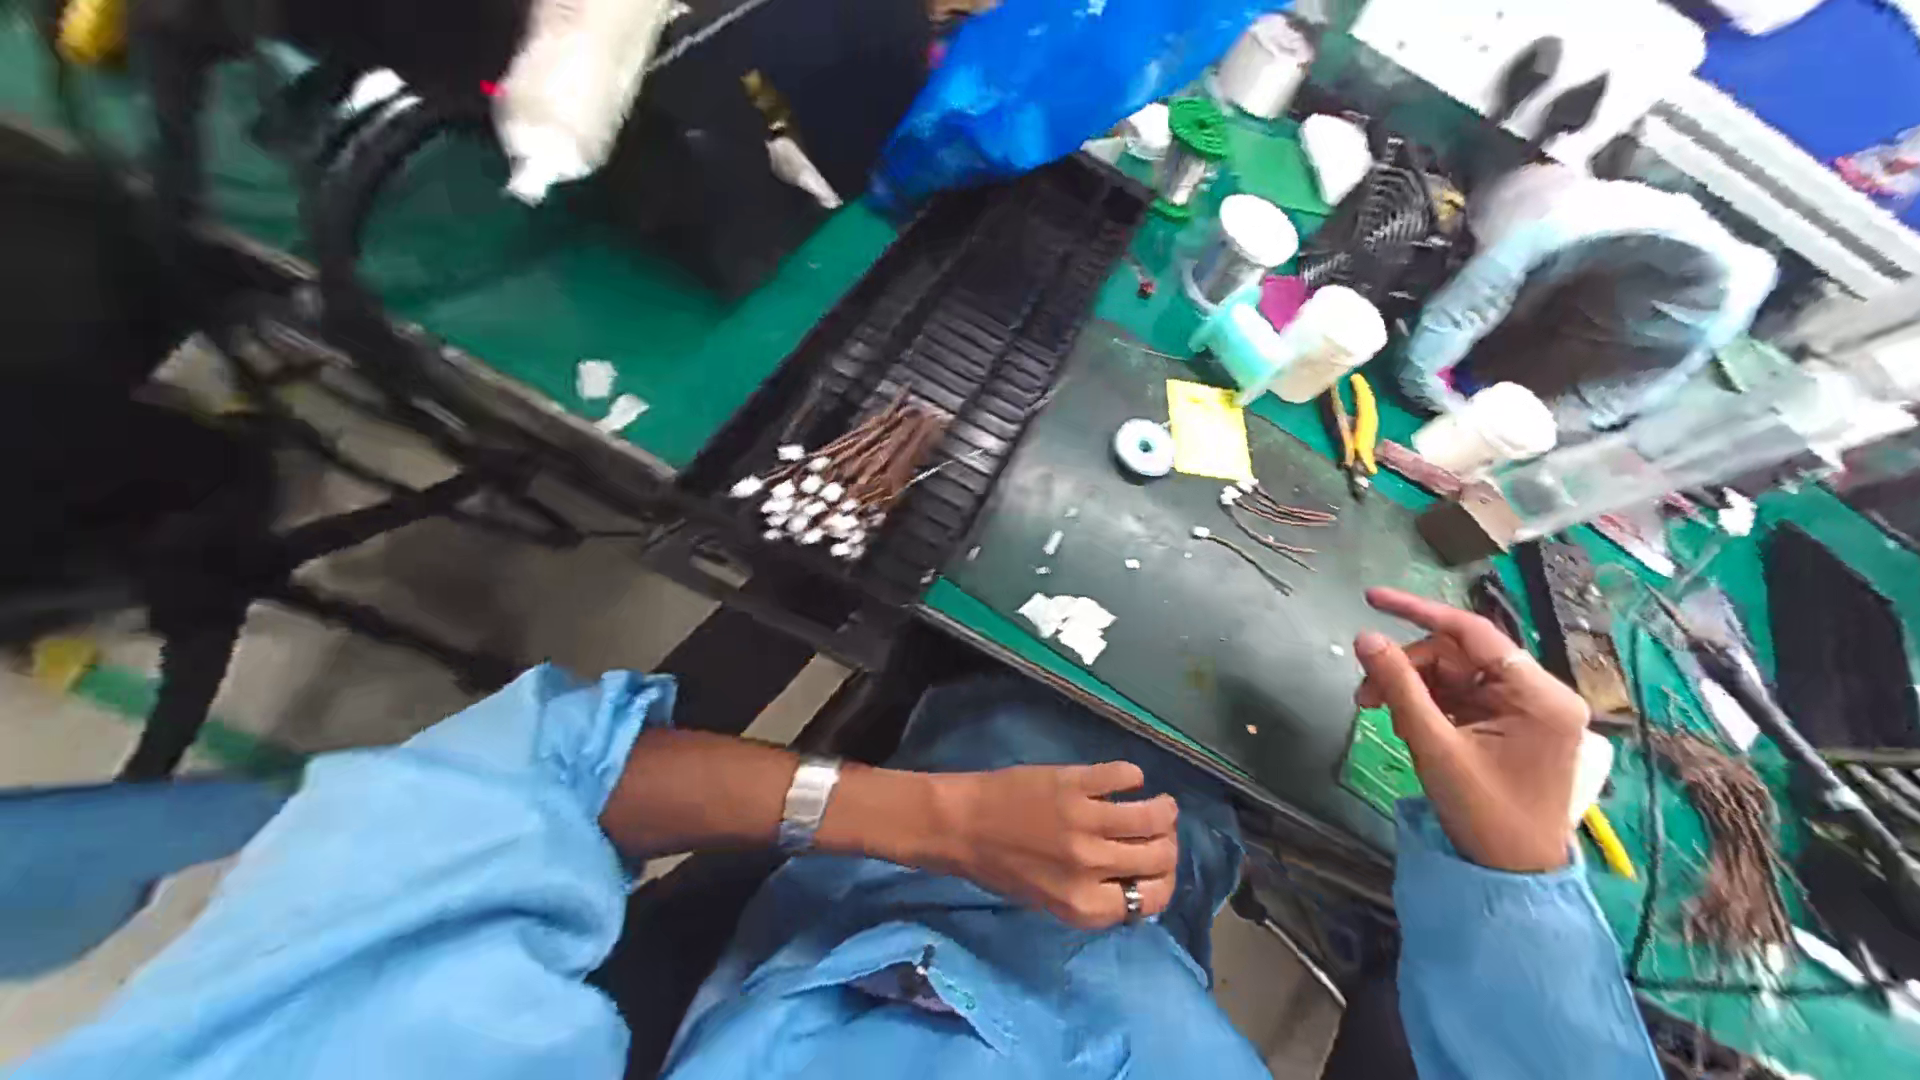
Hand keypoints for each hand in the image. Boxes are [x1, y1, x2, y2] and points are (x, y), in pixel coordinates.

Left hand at [931, 762, 1178, 929]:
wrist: (960, 823)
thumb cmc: (999, 866)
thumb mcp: (1048, 900)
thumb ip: (1093, 898)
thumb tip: (1136, 883)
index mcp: (1083, 905)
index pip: (1151, 900)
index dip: (1162, 882)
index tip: (1157, 866)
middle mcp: (1090, 867)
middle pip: (1160, 858)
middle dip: (1168, 845)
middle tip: (1159, 831)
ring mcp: (1083, 821)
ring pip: (1153, 817)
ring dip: (1164, 810)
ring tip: (1159, 803)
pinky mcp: (1073, 783)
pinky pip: (1122, 775)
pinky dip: (1132, 776)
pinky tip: (1126, 779)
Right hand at [1354, 587, 1590, 872]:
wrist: (1510, 871)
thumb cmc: (1483, 810)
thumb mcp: (1433, 744)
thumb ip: (1398, 685)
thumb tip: (1365, 636)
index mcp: (1538, 696)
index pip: (1472, 633)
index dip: (1417, 611)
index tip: (1370, 598)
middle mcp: (1536, 694)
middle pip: (1454, 654)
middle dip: (1405, 667)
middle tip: (1365, 695)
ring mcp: (1521, 709)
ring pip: (1449, 672)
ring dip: (1408, 685)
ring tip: (1378, 711)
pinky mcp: (1505, 723)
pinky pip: (1455, 693)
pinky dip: (1423, 701)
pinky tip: (1404, 720)